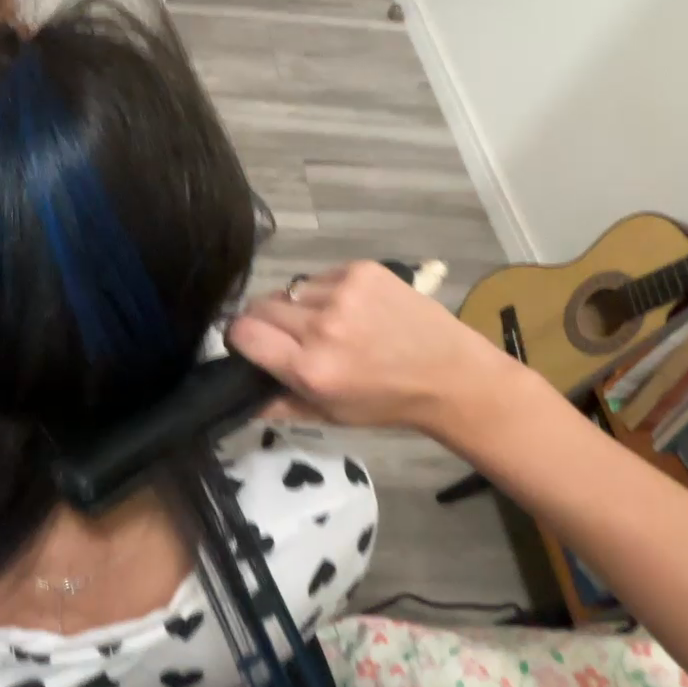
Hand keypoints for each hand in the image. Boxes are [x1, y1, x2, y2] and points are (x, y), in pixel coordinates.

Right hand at [228, 262, 538, 436]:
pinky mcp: (362, 270)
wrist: (451, 375)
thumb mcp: (327, 416)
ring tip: (322, 323)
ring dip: (295, 306)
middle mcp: (322, 327)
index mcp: (310, 369)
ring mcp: (344, 293)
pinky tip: (347, 308)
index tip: (249, 344)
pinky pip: (318, 276)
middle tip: (286, 337)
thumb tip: (235, 396)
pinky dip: (323, 291)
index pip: (243, 333)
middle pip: (260, 307)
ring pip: (289, 290)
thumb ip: (275, 406)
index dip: (239, 338)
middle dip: (264, 322)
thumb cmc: (385, 403)